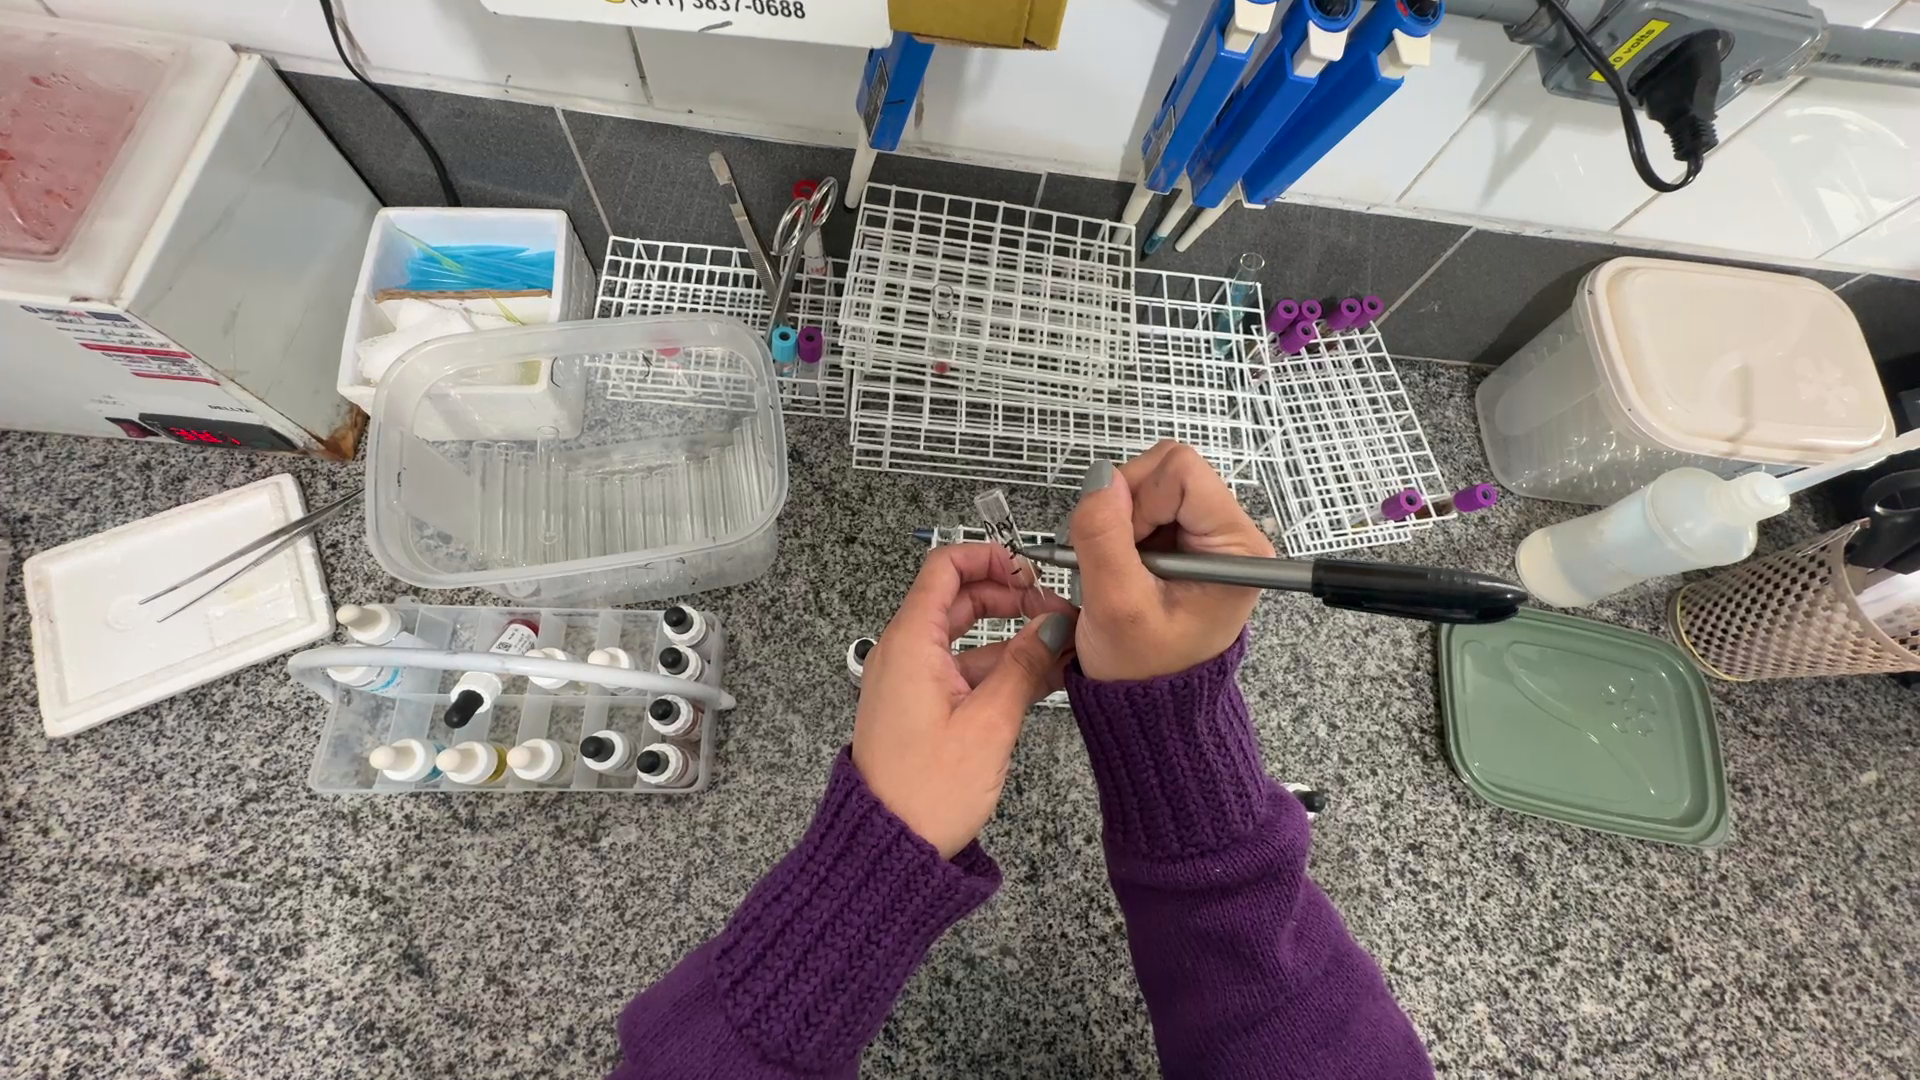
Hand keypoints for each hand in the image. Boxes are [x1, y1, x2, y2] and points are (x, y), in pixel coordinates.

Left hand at [853, 543, 1077, 857]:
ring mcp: (913, 679)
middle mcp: (906, 652)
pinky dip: (998, 667)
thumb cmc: (923, 792)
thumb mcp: (988, 723)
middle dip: (1010, 597)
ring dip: (1010, 636)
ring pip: (965, 636)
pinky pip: (962, 669)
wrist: (886, 850)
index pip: (944, 567)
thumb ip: (1024, 666)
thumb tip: (1055, 625)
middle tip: (1055, 611)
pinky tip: (1038, 677)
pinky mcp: (922, 706)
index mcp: (911, 643)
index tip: (1028, 568)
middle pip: (959, 599)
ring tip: (1058, 646)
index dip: (988, 557)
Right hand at [1068, 441, 1273, 680]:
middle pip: (1164, 471)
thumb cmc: (1144, 669)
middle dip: (1124, 508)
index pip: (1181, 470)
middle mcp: (1228, 534)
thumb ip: (1104, 537)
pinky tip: (1117, 567)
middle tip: (1112, 560)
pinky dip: (1117, 530)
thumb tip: (1099, 477)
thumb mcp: (1116, 605)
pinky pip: (1140, 507)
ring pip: (1147, 485)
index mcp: (1235, 547)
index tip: (1122, 547)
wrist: (1148, 702)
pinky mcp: (1182, 541)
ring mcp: (1205, 536)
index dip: (1139, 498)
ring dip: (1116, 521)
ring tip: (1113, 569)